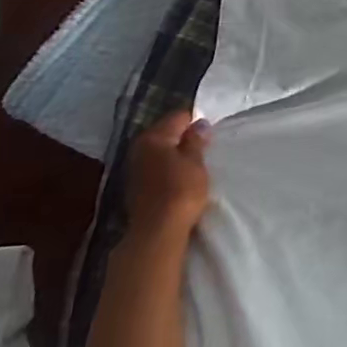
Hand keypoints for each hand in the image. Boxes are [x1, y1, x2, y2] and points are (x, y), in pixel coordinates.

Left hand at [126, 111, 211, 232]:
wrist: (158, 228)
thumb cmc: (181, 191)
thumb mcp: (195, 163)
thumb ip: (196, 141)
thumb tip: (199, 123)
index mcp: (154, 137)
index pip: (177, 117)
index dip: (196, 121)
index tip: (211, 131)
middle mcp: (139, 146)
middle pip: (165, 132)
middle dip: (184, 136)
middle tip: (205, 147)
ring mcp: (135, 166)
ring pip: (159, 150)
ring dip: (175, 153)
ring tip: (194, 162)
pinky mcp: (136, 184)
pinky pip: (155, 165)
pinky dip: (167, 166)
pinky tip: (179, 176)